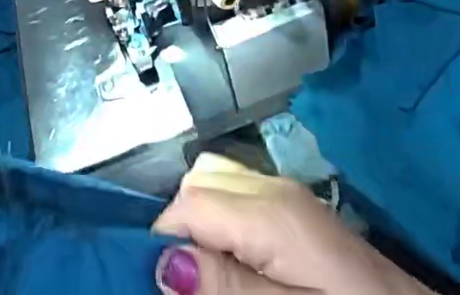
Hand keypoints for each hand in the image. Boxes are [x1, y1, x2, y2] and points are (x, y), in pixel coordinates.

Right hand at [150, 154, 432, 294]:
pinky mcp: (296, 205)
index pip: (186, 204)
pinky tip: (238, 255)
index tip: (169, 286)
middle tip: (196, 285)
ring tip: (214, 272)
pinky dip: (220, 212)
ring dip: (198, 217)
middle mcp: (272, 186)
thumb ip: (230, 288)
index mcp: (271, 213)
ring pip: (209, 177)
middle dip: (181, 229)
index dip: (166, 242)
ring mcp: (286, 191)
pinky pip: (234, 186)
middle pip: (193, 183)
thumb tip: (163, 261)